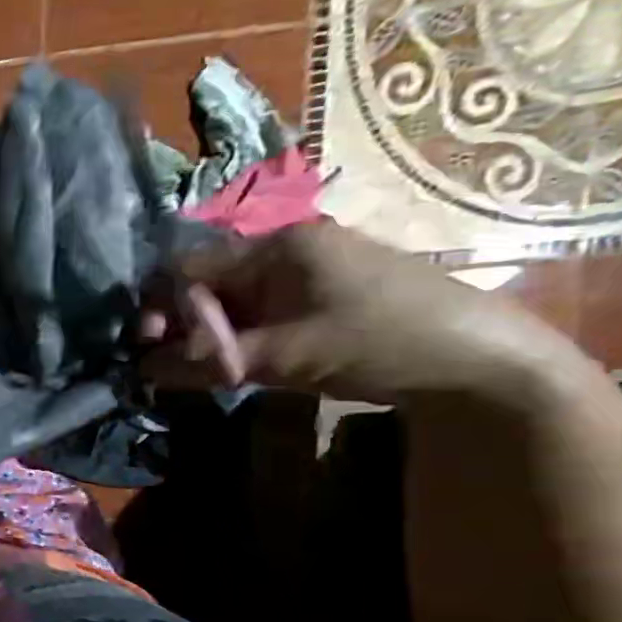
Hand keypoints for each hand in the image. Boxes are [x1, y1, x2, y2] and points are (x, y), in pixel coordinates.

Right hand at [140, 222, 594, 405]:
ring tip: (207, 374)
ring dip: (208, 338)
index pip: (189, 268)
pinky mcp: (317, 299)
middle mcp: (285, 249)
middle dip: (182, 325)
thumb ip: (206, 363)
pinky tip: (236, 368)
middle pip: (205, 283)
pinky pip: (255, 314)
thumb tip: (142, 370)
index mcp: (277, 246)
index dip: (164, 310)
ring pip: (228, 302)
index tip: (157, 351)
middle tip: (175, 367)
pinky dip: (235, 341)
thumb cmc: (379, 342)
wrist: (479, 361)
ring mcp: (304, 274)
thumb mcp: (282, 356)